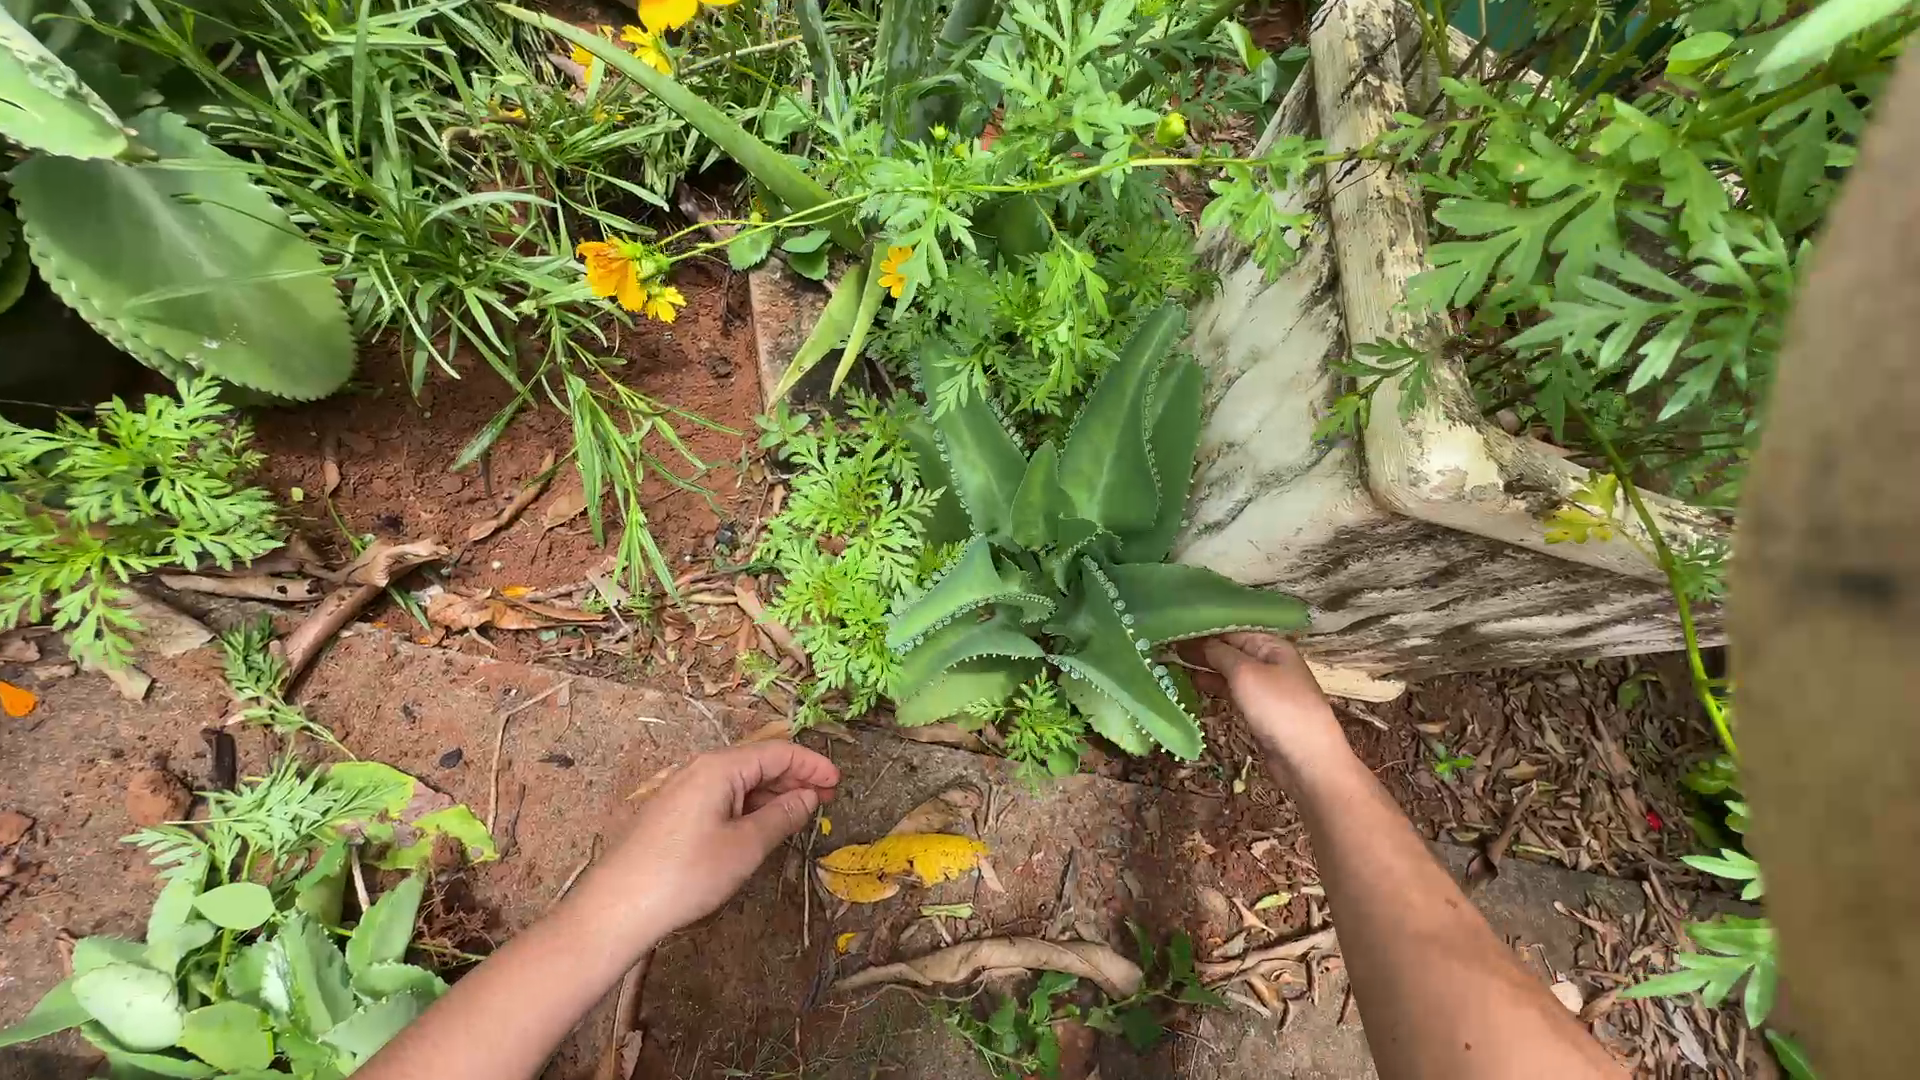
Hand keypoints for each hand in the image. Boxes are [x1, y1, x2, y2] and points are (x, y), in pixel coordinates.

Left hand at [569, 741, 839, 948]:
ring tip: (800, 815)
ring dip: (773, 794)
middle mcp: (701, 768)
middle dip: (795, 778)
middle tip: (826, 800)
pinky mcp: (674, 813)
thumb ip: (782, 817)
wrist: (614, 910)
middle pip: (759, 763)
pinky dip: (750, 807)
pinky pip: (723, 797)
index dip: (812, 764)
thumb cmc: (686, 874)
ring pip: (740, 782)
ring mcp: (684, 790)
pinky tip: (761, 828)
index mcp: (720, 767)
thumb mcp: (745, 847)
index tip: (839, 781)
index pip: (778, 752)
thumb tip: (808, 796)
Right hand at [1187, 633, 1352, 779]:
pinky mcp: (1257, 709)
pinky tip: (1192, 684)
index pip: (1231, 630)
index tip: (1172, 630)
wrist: (1307, 759)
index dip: (1203, 630)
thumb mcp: (1245, 673)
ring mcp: (1264, 687)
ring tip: (1172, 664)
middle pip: (1229, 649)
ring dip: (1203, 667)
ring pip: (1227, 671)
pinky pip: (1230, 690)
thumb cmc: (1278, 707)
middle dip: (1200, 648)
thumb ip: (1219, 653)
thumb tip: (1198, 642)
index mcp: (1271, 645)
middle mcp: (1269, 662)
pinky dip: (1212, 686)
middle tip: (1166, 647)